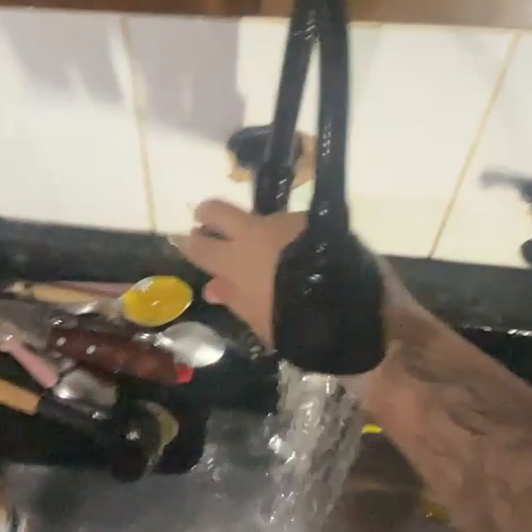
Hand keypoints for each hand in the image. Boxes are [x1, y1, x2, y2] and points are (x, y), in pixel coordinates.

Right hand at [173, 200, 306, 347]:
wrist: (346, 302)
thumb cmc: (294, 321)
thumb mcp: (257, 320)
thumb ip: (233, 299)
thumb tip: (212, 287)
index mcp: (234, 261)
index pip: (197, 246)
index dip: (188, 243)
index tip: (185, 242)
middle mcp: (252, 233)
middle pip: (218, 210)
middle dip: (207, 213)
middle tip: (206, 221)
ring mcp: (281, 223)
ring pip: (257, 219)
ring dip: (255, 231)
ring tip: (269, 251)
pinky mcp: (307, 220)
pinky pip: (288, 225)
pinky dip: (286, 237)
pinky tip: (299, 253)